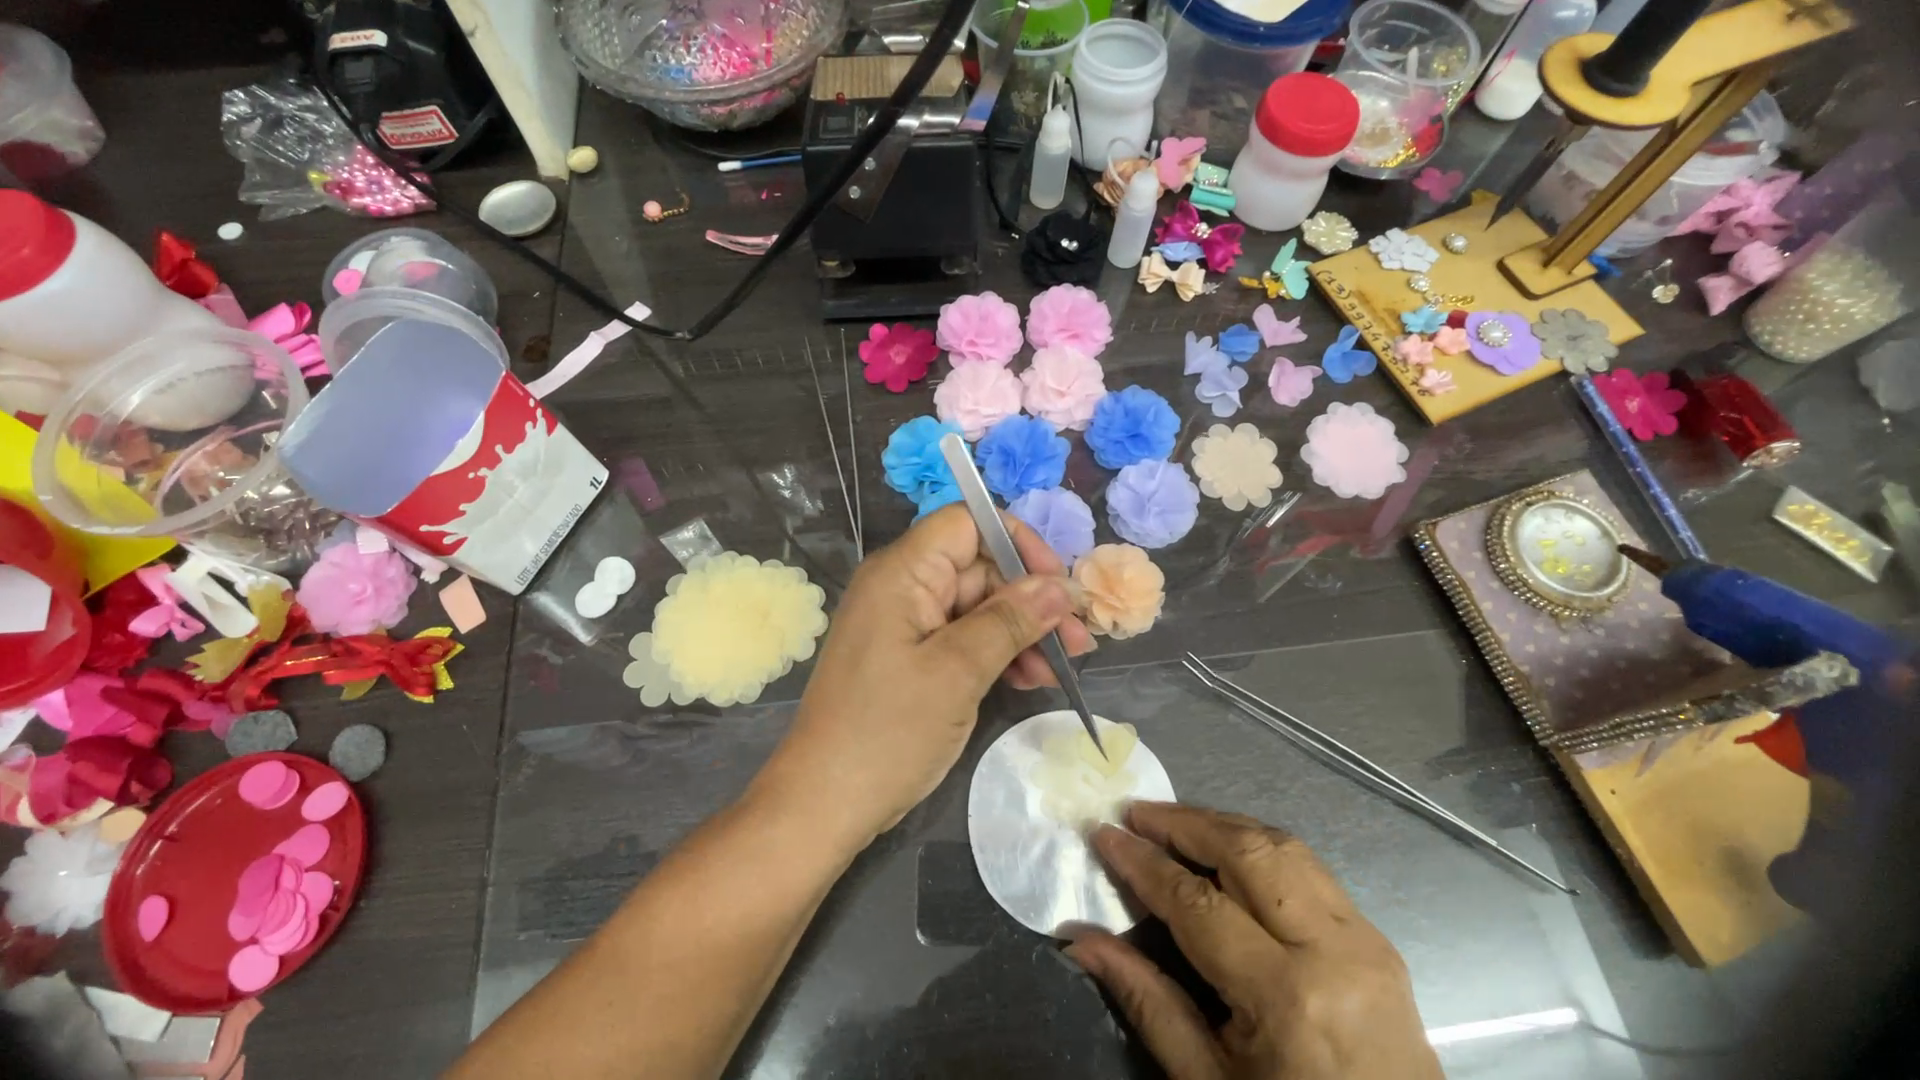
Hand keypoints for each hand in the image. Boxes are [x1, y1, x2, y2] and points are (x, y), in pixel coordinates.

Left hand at [760, 505, 1095, 844]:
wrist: (826, 802)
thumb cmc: (887, 731)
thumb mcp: (957, 671)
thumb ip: (1010, 621)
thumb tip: (1062, 584)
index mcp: (902, 573)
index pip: (967, 524)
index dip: (1017, 543)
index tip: (1059, 585)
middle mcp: (902, 588)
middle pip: (979, 568)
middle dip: (1031, 599)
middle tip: (1080, 641)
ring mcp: (905, 626)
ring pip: (978, 608)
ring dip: (1022, 632)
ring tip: (1061, 670)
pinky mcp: (911, 660)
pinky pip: (963, 640)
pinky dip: (999, 655)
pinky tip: (1031, 681)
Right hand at [1068, 803, 1439, 1079]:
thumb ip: (1146, 1000)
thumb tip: (1081, 941)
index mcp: (1284, 996)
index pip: (1198, 902)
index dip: (1144, 864)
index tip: (1104, 834)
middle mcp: (1331, 951)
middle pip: (1249, 852)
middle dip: (1186, 823)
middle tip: (1136, 813)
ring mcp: (1365, 940)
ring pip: (1286, 847)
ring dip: (1224, 825)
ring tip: (1174, 822)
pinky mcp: (1380, 941)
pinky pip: (1313, 870)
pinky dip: (1261, 847)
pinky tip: (1228, 851)